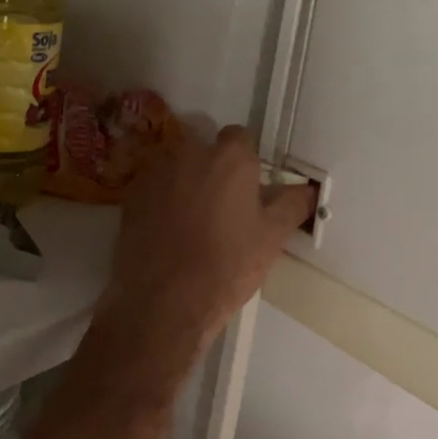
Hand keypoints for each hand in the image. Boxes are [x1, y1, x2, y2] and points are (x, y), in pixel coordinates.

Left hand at [100, 125, 317, 345]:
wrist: (163, 300)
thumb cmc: (226, 267)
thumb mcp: (271, 238)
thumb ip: (291, 204)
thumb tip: (306, 188)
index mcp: (229, 158)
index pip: (240, 138)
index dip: (246, 161)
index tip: (249, 189)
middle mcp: (190, 152)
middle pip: (206, 150)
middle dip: (214, 171)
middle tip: (222, 210)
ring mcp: (156, 171)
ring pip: (178, 167)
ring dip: (186, 183)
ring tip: (192, 223)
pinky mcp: (131, 193)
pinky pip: (154, 186)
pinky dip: (162, 199)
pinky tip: (167, 231)